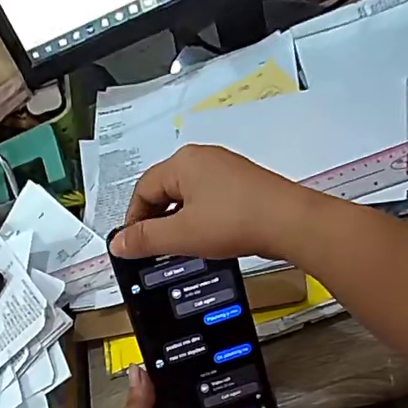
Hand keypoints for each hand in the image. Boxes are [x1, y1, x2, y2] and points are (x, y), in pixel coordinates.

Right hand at [110, 145, 330, 263]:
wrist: (288, 223)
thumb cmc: (239, 220)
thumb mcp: (181, 236)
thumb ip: (145, 239)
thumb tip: (118, 243)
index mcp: (182, 163)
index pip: (142, 189)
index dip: (133, 220)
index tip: (132, 244)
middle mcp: (202, 159)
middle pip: (164, 190)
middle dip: (155, 220)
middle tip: (152, 248)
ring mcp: (224, 170)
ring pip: (186, 196)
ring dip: (177, 222)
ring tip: (180, 246)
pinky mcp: (241, 185)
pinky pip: (208, 200)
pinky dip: (199, 219)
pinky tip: (205, 238)